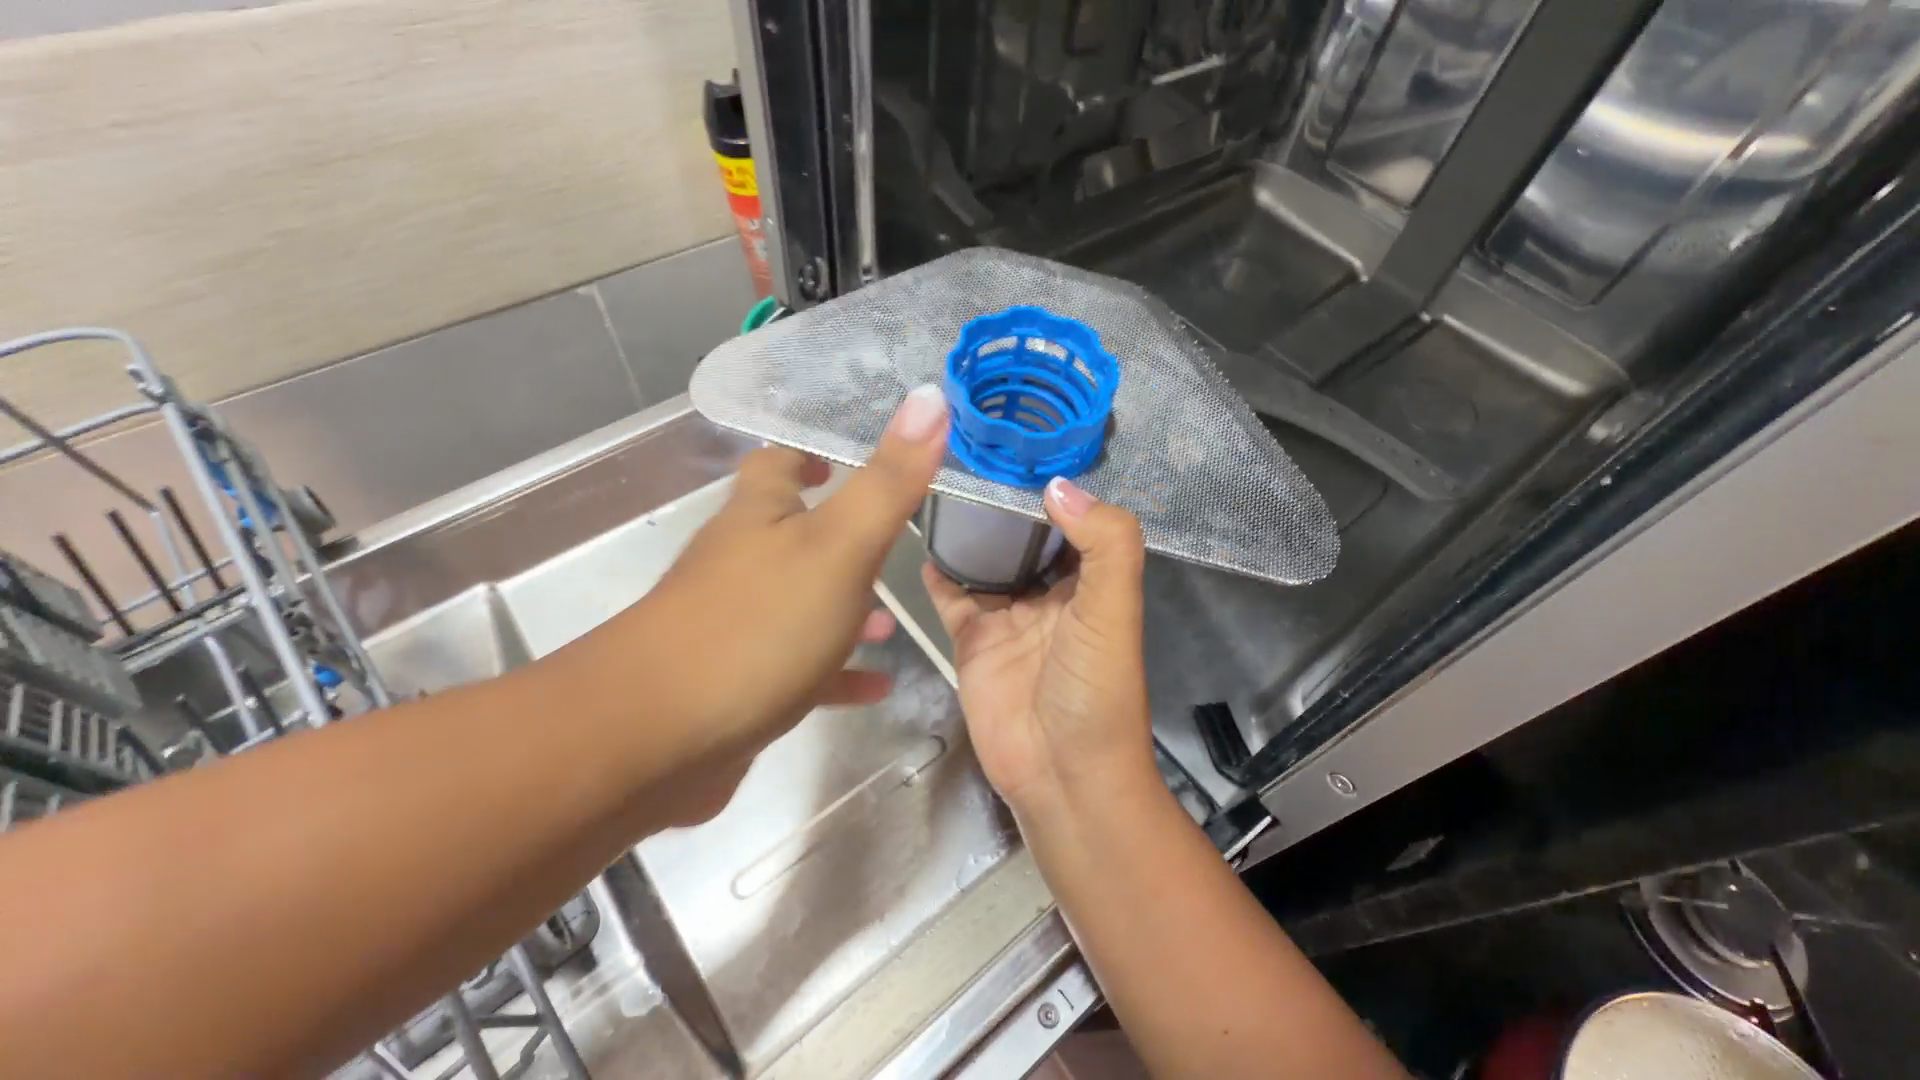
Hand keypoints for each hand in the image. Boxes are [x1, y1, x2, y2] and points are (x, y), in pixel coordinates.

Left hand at [559, 384, 948, 822]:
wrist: (655, 738)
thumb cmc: (756, 626)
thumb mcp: (838, 546)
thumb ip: (887, 482)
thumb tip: (929, 395)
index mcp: (758, 517)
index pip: (776, 464)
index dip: (809, 455)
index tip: (844, 460)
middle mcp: (739, 564)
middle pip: (790, 537)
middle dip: (843, 542)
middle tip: (896, 553)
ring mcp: (734, 628)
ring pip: (798, 607)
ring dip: (845, 611)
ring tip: (893, 625)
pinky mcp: (737, 687)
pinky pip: (798, 672)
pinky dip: (837, 673)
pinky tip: (875, 687)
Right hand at [922, 478, 1155, 816]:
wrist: (1061, 772)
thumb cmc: (1095, 688)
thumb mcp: (1113, 610)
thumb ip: (1104, 544)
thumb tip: (1059, 485)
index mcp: (1093, 584)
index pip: (1074, 523)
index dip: (1054, 490)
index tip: (1019, 447)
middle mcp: (1051, 595)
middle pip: (1025, 539)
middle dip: (1004, 506)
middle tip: (966, 457)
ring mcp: (1010, 618)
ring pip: (987, 563)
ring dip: (970, 533)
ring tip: (939, 486)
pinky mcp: (974, 641)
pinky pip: (954, 598)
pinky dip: (939, 573)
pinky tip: (921, 540)